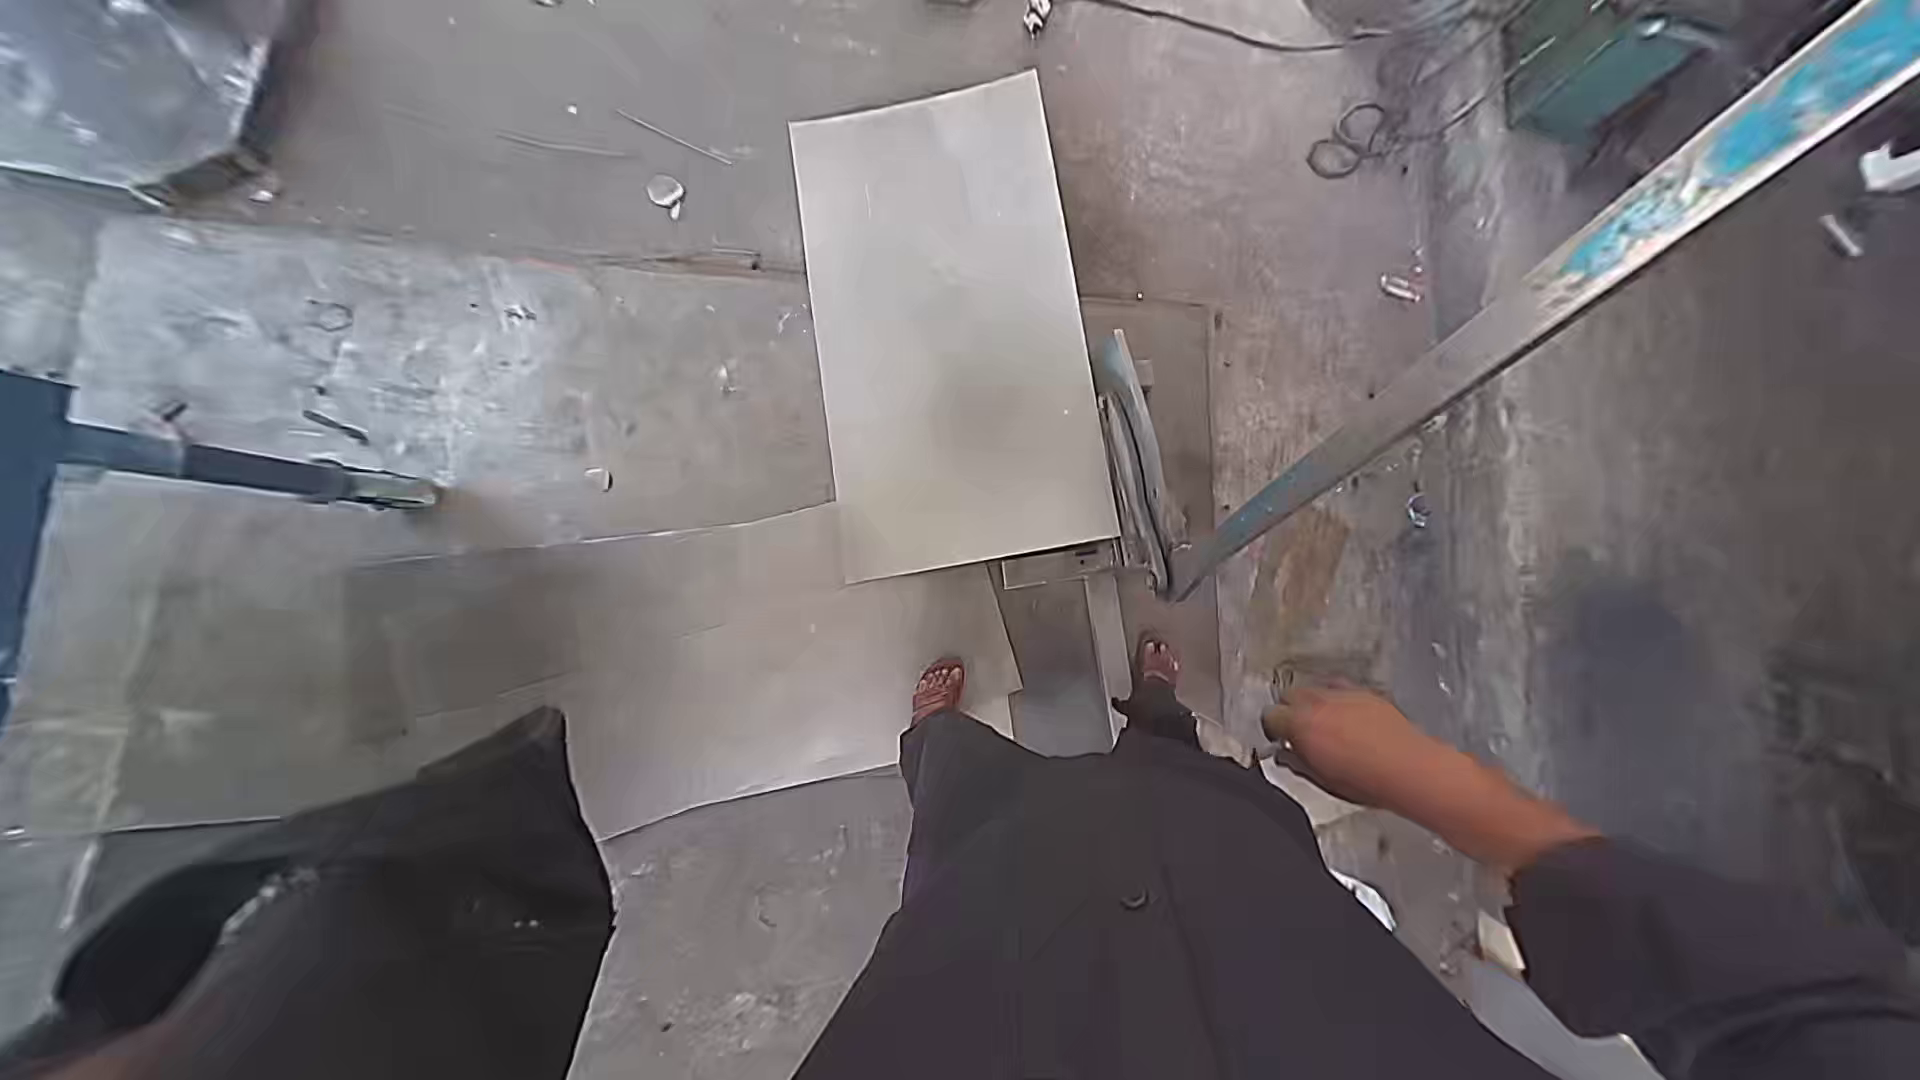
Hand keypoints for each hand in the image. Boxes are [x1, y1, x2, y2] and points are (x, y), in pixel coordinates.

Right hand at [1263, 683, 1460, 809]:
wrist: (1413, 772)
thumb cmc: (1370, 780)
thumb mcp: (1321, 780)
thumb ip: (1296, 762)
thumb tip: (1286, 755)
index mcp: (1299, 724)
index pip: (1270, 716)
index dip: (1273, 729)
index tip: (1280, 738)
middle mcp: (1315, 703)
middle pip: (1287, 696)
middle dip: (1289, 711)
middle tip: (1299, 730)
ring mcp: (1340, 694)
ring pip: (1311, 689)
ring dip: (1311, 703)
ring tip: (1323, 723)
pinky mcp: (1363, 692)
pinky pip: (1337, 687)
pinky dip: (1334, 697)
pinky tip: (1343, 713)